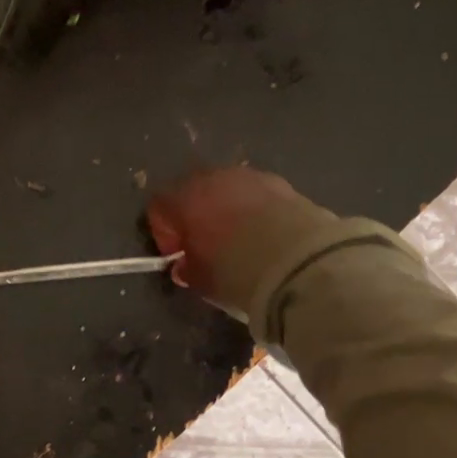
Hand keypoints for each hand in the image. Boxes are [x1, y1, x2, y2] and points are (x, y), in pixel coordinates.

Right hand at [147, 167, 303, 297]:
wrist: (297, 261)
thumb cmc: (235, 270)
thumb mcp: (201, 280)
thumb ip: (187, 269)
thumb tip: (185, 265)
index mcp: (185, 199)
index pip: (159, 206)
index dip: (164, 232)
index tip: (177, 255)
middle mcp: (214, 178)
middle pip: (193, 191)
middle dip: (195, 216)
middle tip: (206, 246)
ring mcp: (250, 176)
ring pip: (227, 190)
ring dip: (226, 210)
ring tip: (240, 241)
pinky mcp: (281, 183)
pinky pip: (256, 195)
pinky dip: (255, 210)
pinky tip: (265, 236)